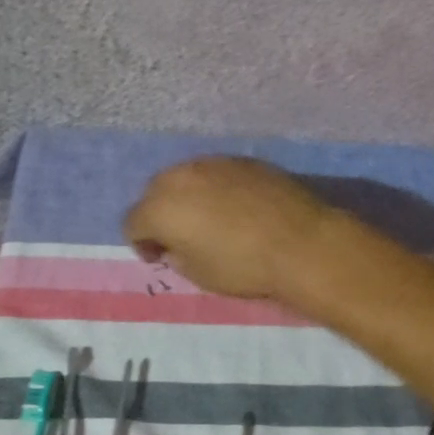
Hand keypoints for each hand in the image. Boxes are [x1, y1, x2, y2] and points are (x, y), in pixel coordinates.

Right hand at [123, 157, 338, 300]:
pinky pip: (216, 173)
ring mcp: (213, 162)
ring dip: (188, 197)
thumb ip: (176, 256)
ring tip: (208, 219)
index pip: (133, 222)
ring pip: (185, 177)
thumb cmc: (243, 266)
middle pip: (155, 192)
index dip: (142, 243)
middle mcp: (180, 176)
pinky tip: (236, 207)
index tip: (159, 257)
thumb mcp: (199, 274)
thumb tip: (175, 247)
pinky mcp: (243, 160)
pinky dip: (215, 188)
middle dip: (161, 214)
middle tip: (180, 237)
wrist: (300, 243)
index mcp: (160, 207)